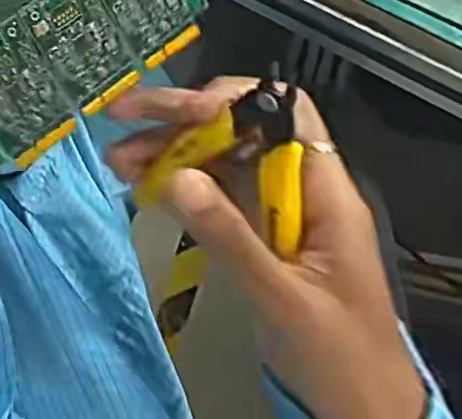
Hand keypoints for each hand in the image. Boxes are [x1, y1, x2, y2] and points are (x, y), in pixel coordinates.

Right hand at [105, 79, 425, 418]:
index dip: (236, 99)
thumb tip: (177, 176)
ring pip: (212, 151)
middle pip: (235, 124)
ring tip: (118, 157)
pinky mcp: (247, 224)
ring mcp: (267, 202)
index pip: (284, 111)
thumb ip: (232, 238)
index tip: (189, 112)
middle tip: (124, 113)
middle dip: (178, 114)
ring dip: (163, 146)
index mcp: (321, 191)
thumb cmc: (343, 362)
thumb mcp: (285, 302)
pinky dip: (169, 177)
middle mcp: (291, 183)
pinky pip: (204, 184)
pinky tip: (138, 180)